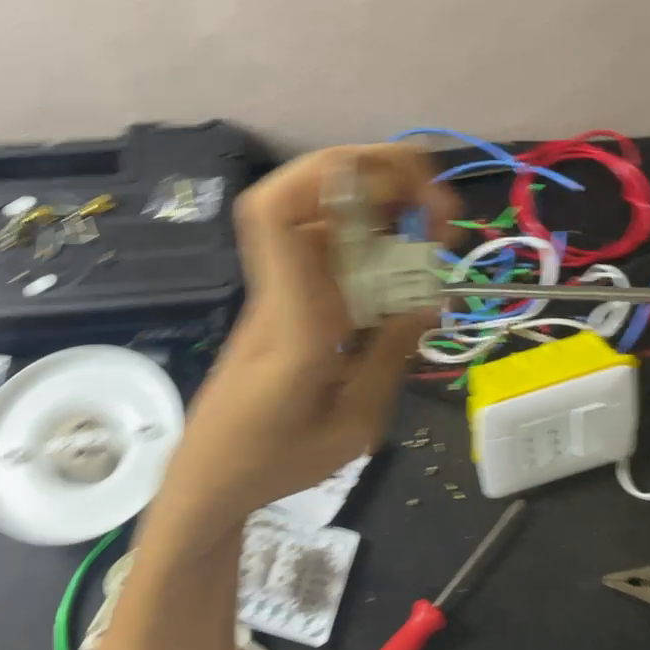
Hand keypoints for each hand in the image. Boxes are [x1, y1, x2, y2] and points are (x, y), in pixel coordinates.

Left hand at [140, 144, 461, 548]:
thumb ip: (390, 357)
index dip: (331, 171)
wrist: (211, 478)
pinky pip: (325, 257)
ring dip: (377, 209)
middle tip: (438, 206)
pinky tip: (404, 264)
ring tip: (433, 229)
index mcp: (292, 318)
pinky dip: (368, 245)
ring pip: (319, 222)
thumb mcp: (353, 426)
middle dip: (376, 179)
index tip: (400, 177)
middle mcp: (280, 291)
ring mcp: (278, 295)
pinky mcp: (285, 307)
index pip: (278, 214)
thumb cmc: (276, 461)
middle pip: (303, 198)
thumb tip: (427, 297)